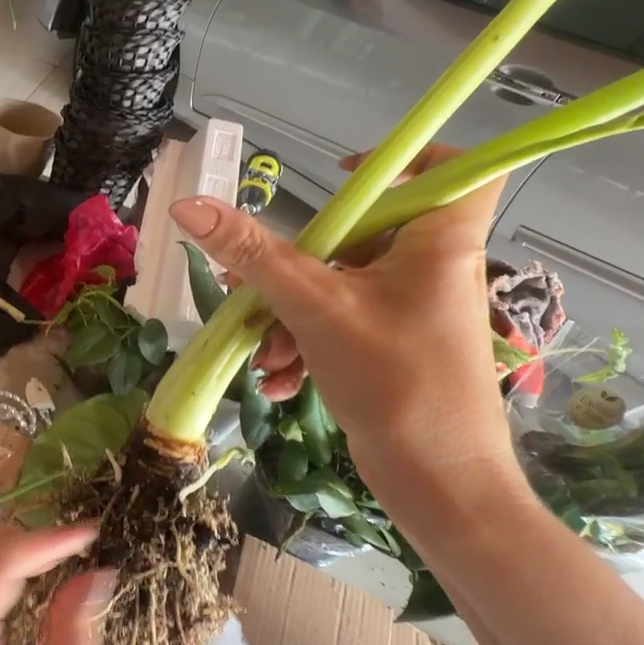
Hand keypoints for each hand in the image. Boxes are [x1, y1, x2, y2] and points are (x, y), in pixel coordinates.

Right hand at [168, 146, 518, 505]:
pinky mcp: (396, 348)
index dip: (404, 160)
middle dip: (297, 262)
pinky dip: (307, 343)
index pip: (453, 170)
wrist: (440, 485)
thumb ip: (252, 254)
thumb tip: (190, 205)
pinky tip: (278, 380)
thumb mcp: (313, 307)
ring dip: (290, 313)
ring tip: (263, 351)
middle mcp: (433, 269)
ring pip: (341, 285)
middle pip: (363, 233)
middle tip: (251, 280)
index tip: (343, 176)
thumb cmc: (395, 380)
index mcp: (439, 243)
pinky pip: (343, 324)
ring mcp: (413, 312)